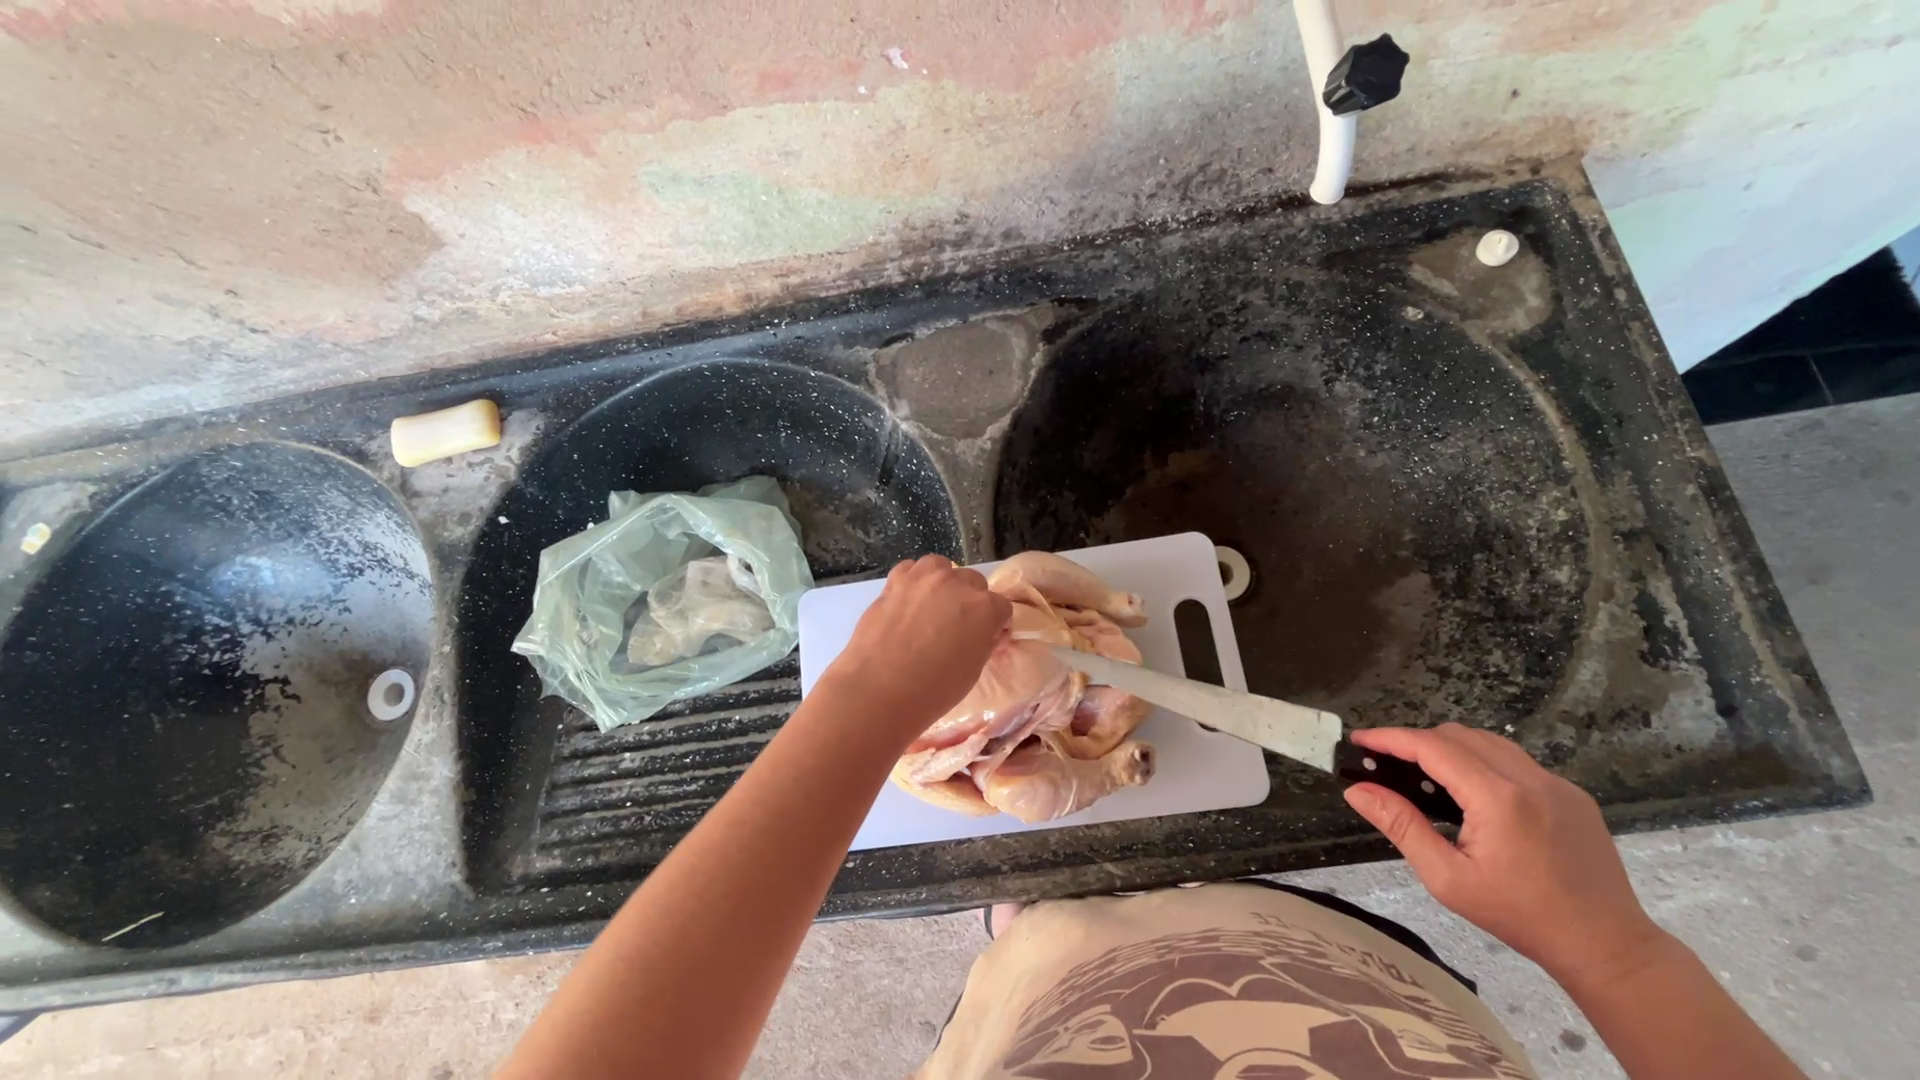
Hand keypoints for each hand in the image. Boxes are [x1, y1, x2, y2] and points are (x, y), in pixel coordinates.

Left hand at [821, 555, 1010, 736]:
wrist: (879, 690)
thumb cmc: (933, 690)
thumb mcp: (973, 671)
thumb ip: (983, 642)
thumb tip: (985, 633)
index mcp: (985, 608)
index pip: (1001, 607)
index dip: (994, 624)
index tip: (985, 638)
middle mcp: (957, 584)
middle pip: (974, 582)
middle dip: (970, 602)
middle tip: (956, 627)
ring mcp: (923, 579)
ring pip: (942, 567)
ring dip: (943, 583)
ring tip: (933, 608)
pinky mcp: (894, 582)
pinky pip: (910, 570)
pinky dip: (913, 581)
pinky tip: (909, 601)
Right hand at [1342, 723, 1669, 986]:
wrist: (1606, 945)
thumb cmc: (1519, 916)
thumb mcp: (1447, 878)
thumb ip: (1400, 826)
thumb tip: (1357, 791)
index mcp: (1497, 798)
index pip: (1432, 746)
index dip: (1390, 738)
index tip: (1359, 741)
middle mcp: (1529, 778)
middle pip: (1458, 735)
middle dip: (1416, 741)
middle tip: (1387, 765)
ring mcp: (1557, 783)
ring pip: (1489, 742)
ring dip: (1450, 747)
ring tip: (1424, 775)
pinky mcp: (1572, 794)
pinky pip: (1517, 761)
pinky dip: (1483, 762)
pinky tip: (1473, 795)